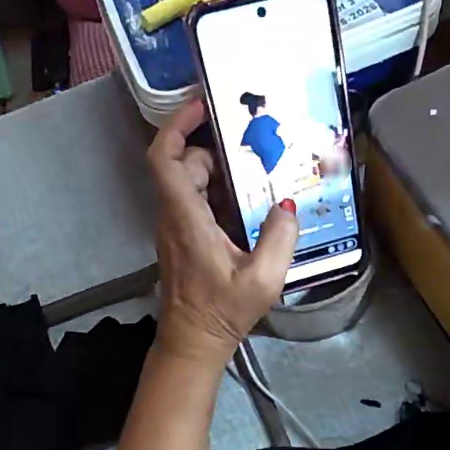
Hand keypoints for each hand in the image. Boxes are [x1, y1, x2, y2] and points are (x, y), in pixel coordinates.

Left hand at [147, 101, 298, 368]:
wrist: (193, 343)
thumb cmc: (221, 313)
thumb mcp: (262, 280)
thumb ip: (279, 239)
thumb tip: (285, 205)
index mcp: (186, 219)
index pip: (164, 159)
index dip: (176, 125)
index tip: (202, 106)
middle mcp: (174, 217)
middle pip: (183, 165)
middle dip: (215, 151)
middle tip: (252, 150)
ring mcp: (176, 228)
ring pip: (190, 183)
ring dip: (220, 173)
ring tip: (258, 174)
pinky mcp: (184, 239)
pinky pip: (197, 203)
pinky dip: (220, 194)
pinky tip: (250, 205)